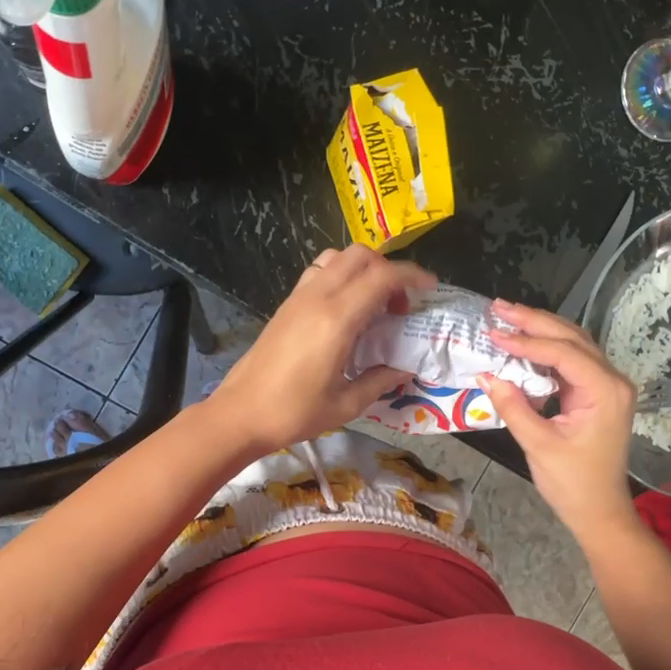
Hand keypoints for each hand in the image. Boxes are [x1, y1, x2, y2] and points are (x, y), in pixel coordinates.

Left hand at [208, 247, 435, 453]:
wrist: (241, 413)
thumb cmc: (294, 413)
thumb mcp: (346, 404)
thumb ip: (380, 380)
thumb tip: (404, 368)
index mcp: (337, 320)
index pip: (382, 276)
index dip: (411, 276)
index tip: (430, 288)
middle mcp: (317, 298)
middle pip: (360, 255)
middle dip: (389, 269)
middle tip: (399, 304)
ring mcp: (298, 298)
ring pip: (337, 258)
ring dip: (362, 269)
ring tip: (373, 303)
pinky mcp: (286, 305)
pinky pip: (319, 272)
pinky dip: (341, 277)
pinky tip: (346, 311)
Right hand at [477, 299, 637, 536]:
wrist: (599, 511)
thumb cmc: (573, 483)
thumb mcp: (539, 445)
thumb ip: (513, 407)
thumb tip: (486, 374)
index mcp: (605, 391)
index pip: (563, 352)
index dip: (527, 340)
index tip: (494, 332)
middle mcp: (612, 381)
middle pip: (571, 338)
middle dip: (534, 321)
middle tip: (498, 307)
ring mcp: (607, 386)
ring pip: (573, 345)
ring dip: (540, 329)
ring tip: (507, 316)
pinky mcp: (597, 394)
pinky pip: (571, 362)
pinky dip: (546, 350)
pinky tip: (523, 342)